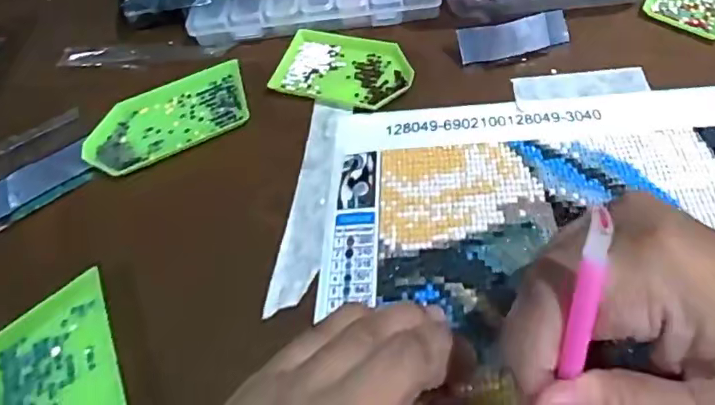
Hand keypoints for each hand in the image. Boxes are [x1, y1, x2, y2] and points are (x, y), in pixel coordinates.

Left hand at [226, 302, 462, 404]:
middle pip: (375, 333)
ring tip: (409, 324)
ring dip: (383, 318)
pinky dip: (343, 325)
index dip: (438, 350)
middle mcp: (312, 392)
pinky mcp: (253, 381)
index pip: (402, 360)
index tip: (461, 358)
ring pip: (341, 324)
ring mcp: (277, 381)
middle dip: (417, 324)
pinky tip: (357, 331)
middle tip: (444, 333)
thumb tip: (441, 400)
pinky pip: (308, 334)